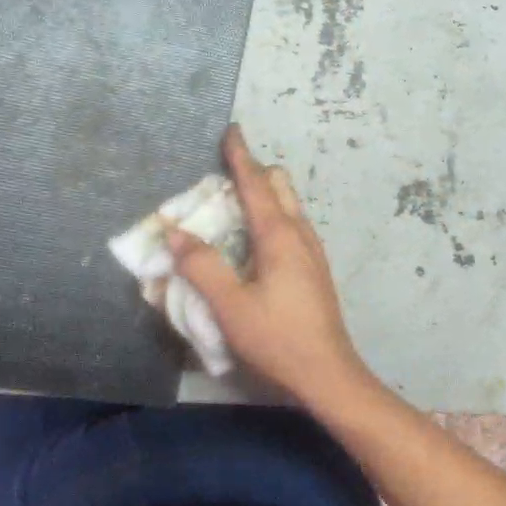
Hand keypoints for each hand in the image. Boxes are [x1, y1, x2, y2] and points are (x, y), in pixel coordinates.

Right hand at [169, 126, 373, 406]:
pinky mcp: (315, 271)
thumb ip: (201, 267)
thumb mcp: (230, 306)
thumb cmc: (278, 339)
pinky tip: (255, 244)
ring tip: (234, 208)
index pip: (256, 184)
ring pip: (290, 207)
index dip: (240, 156)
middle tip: (223, 178)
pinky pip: (292, 227)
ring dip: (264, 197)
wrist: (328, 375)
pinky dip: (272, 219)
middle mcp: (300, 235)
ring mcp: (313, 253)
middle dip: (254, 173)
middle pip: (280, 187)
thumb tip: (176, 233)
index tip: (232, 130)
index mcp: (279, 236)